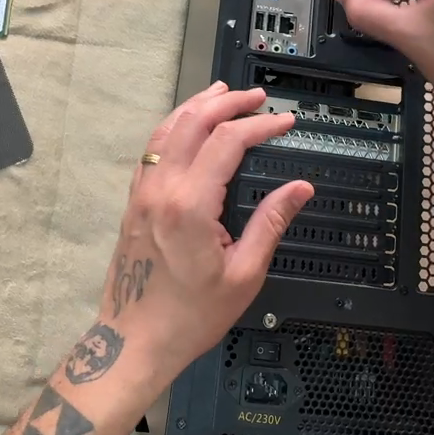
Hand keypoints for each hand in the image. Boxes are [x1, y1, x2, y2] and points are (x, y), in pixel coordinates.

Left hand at [81, 83, 311, 390]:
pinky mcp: (134, 200)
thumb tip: (300, 188)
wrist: (133, 341)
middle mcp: (162, 188)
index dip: (260, 125)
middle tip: (257, 97)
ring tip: (223, 94)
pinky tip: (188, 125)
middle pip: (193, 122)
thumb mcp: (243, 275)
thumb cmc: (190, 316)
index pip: (228, 141)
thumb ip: (270, 223)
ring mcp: (143, 191)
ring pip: (167, 129)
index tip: (285, 122)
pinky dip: (173, 126)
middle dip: (228, 102)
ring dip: (196, 106)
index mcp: (190, 204)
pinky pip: (152, 149)